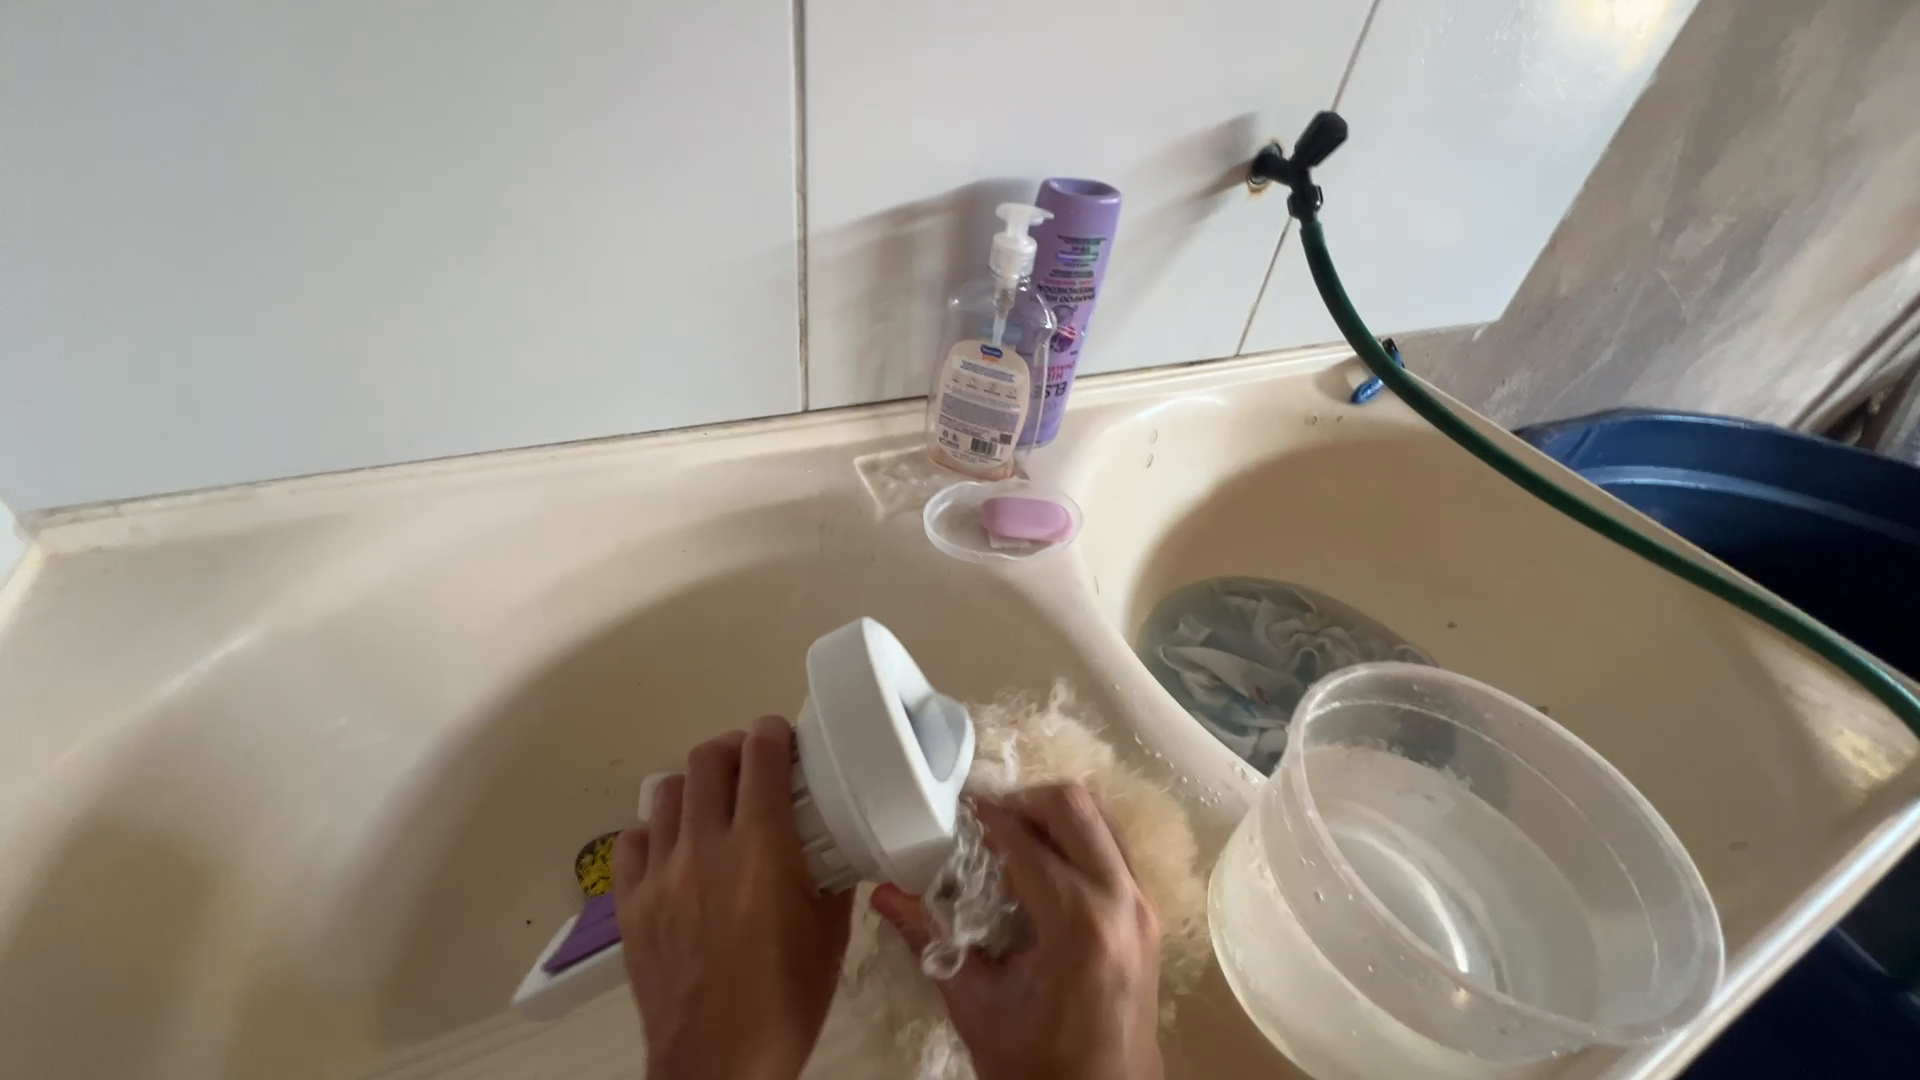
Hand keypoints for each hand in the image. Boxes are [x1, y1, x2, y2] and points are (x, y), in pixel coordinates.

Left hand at [612, 716, 852, 1079]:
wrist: (718, 1069)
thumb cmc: (787, 999)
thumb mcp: (830, 932)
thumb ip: (834, 872)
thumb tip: (839, 838)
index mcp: (761, 848)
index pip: (760, 756)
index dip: (773, 732)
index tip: (783, 735)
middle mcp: (705, 847)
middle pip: (708, 758)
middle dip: (734, 748)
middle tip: (753, 765)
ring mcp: (660, 875)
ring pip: (665, 791)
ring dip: (695, 785)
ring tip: (714, 804)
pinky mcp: (629, 905)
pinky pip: (632, 841)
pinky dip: (656, 832)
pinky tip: (675, 850)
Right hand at [871, 784, 1163, 1079]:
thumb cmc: (1038, 1068)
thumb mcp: (978, 1008)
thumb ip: (930, 941)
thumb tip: (883, 893)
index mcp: (1079, 924)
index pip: (1026, 842)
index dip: (987, 818)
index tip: (958, 813)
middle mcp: (1121, 900)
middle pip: (1074, 806)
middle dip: (1024, 802)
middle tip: (988, 824)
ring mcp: (1143, 903)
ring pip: (1100, 816)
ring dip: (1053, 815)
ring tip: (1014, 839)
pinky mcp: (1149, 912)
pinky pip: (1113, 844)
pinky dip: (1077, 837)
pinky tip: (1044, 865)